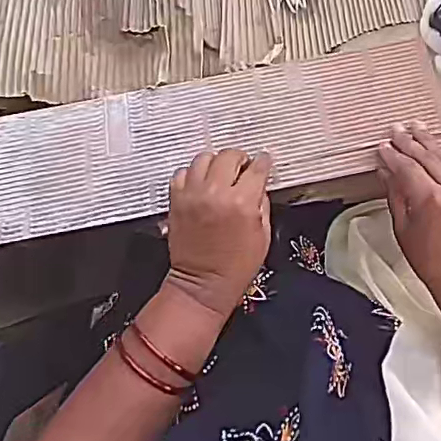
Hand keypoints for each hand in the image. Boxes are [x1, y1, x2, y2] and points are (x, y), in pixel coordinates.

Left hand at [164, 149, 272, 317]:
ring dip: (216, 162)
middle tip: (243, 168)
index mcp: (242, 202)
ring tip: (220, 173)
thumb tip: (259, 183)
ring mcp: (193, 195)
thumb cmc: (235, 267)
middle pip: (229, 155)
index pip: (257, 167)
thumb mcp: (263, 234)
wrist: (202, 285)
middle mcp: (216, 194)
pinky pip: (182, 173)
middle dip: (240, 159)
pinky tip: (200, 183)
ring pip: (204, 158)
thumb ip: (262, 202)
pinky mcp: (177, 201)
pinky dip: (192, 174)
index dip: (263, 162)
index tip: (263, 161)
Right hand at [376, 123, 440, 311]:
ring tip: (419, 128)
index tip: (384, 147)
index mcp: (429, 200)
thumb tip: (386, 173)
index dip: (392, 155)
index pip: (406, 166)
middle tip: (397, 131)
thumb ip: (396, 196)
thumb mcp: (404, 230)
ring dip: (432, 141)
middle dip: (408, 142)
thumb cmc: (434, 264)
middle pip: (426, 156)